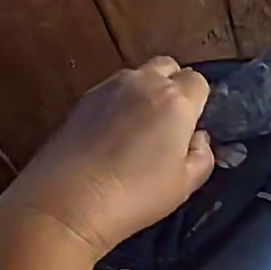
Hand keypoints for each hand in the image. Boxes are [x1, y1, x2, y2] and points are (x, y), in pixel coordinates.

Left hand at [0, 57, 212, 257]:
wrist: (67, 202)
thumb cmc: (136, 195)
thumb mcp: (185, 184)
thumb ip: (203, 155)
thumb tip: (198, 137)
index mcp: (176, 101)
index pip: (199, 81)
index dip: (199, 102)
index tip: (192, 128)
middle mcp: (144, 83)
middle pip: (168, 67)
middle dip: (174, 86)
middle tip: (169, 124)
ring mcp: (109, 87)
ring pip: (138, 76)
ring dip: (146, 92)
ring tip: (138, 130)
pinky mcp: (83, 98)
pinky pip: (113, 90)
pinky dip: (120, 103)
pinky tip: (112, 136)